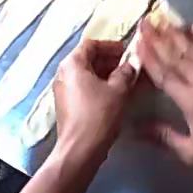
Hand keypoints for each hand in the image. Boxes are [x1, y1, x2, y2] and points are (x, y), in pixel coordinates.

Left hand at [50, 37, 138, 165]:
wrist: (80, 148)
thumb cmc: (99, 114)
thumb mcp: (118, 90)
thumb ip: (125, 72)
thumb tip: (129, 66)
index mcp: (72, 64)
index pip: (91, 44)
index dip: (110, 46)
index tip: (126, 51)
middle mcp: (63, 73)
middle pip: (87, 58)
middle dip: (109, 60)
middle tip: (128, 66)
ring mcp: (62, 89)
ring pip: (86, 74)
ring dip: (105, 74)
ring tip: (125, 80)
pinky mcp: (66, 104)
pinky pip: (83, 87)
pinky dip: (98, 86)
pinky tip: (114, 94)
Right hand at [136, 22, 192, 176]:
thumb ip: (165, 137)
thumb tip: (136, 129)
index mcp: (192, 102)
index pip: (165, 75)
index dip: (150, 58)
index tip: (138, 43)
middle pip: (177, 57)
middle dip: (159, 39)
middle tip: (145, 23)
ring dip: (176, 34)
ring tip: (162, 20)